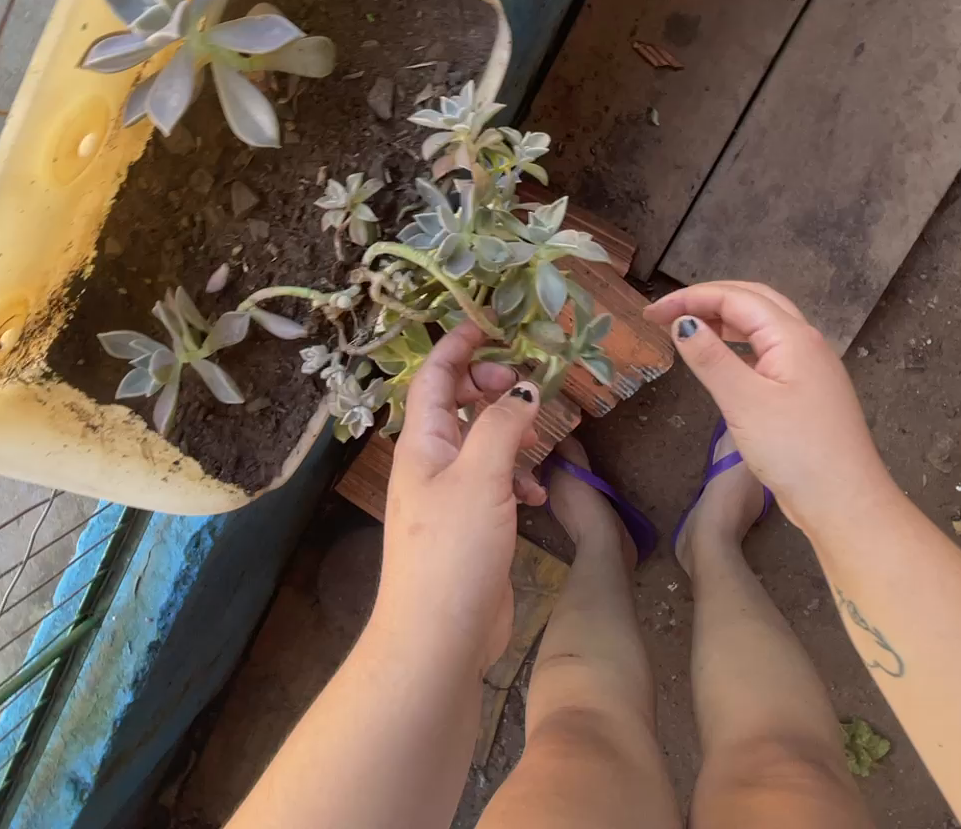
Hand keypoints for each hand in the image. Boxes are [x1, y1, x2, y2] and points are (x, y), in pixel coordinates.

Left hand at [371, 320, 538, 671]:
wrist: (438, 634)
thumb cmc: (452, 547)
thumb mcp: (480, 475)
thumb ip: (502, 425)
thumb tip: (523, 388)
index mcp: (421, 441)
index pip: (434, 378)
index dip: (456, 346)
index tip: (488, 325)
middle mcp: (431, 461)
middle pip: (456, 404)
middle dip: (488, 386)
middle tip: (523, 384)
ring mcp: (449, 494)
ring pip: (479, 442)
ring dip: (508, 431)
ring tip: (539, 434)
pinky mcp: (469, 524)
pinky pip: (492, 482)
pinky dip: (516, 477)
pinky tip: (537, 493)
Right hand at [644, 281, 895, 530]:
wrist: (844, 502)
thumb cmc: (794, 449)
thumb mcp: (743, 401)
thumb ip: (710, 357)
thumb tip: (681, 322)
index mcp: (792, 337)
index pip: (735, 298)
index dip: (690, 298)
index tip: (651, 313)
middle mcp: (805, 341)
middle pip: (752, 300)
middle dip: (707, 299)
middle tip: (666, 312)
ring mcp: (808, 365)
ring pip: (762, 323)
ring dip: (722, 318)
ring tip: (686, 328)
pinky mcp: (805, 388)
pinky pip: (767, 347)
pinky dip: (737, 341)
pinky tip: (721, 358)